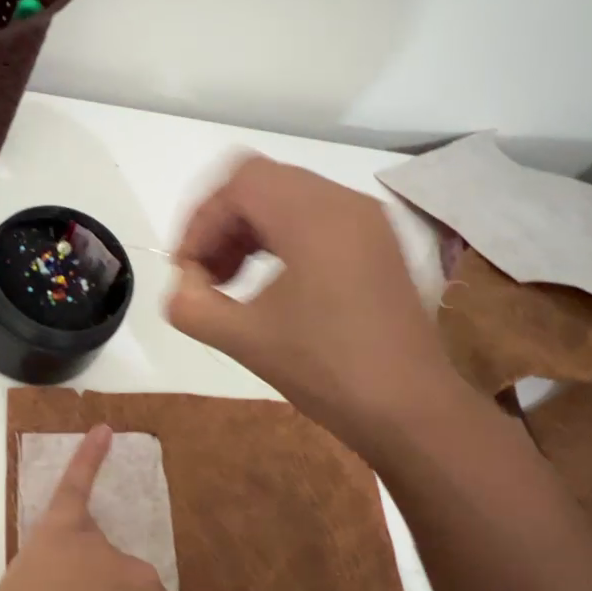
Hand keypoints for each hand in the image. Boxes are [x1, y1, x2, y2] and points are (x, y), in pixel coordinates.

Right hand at [166, 153, 460, 439]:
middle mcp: (344, 204)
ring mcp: (366, 222)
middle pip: (262, 183)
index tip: (186, 271)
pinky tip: (266, 285)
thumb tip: (183, 285)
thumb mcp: (241, 339)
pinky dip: (277, 238)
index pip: (239, 182)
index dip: (200, 221)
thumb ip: (191, 305)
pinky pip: (314, 218)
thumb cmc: (324, 369)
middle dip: (220, 224)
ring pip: (287, 197)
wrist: (407, 407)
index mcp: (313, 218)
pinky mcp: (376, 245)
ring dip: (246, 231)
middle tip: (203, 276)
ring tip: (228, 283)